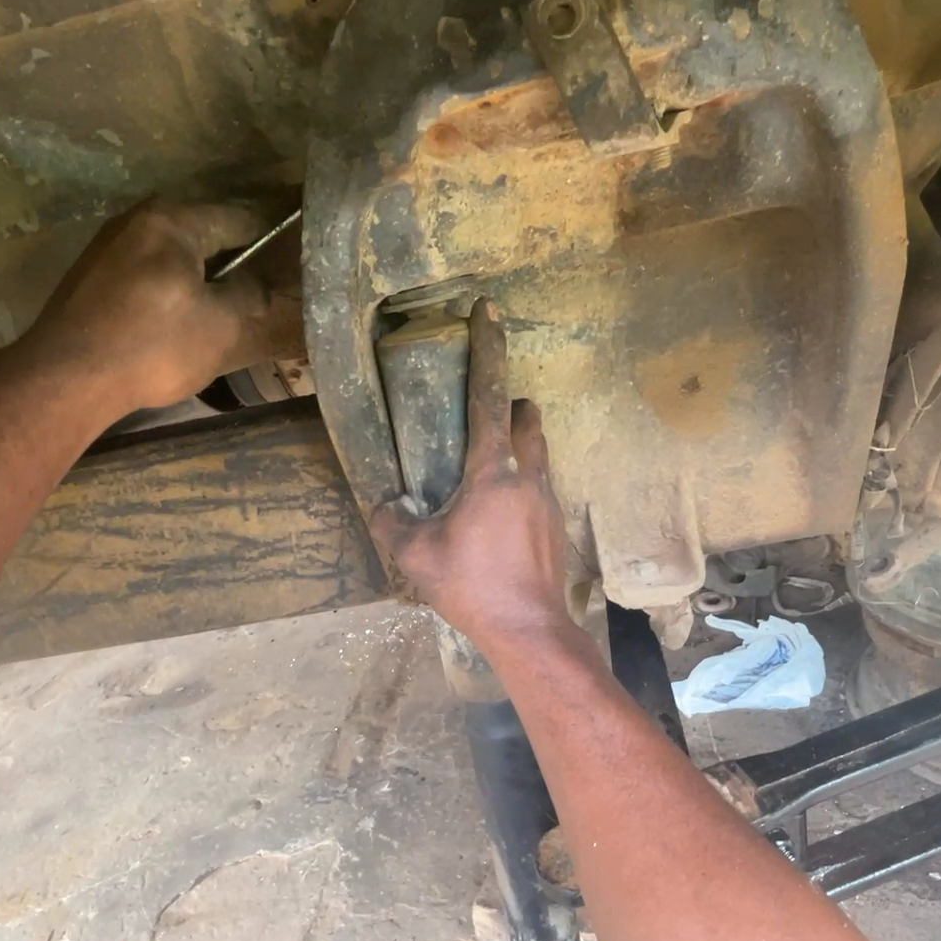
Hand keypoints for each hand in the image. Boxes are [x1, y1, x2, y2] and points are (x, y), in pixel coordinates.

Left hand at [16, 202, 271, 409]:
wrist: (70, 377)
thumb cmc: (156, 346)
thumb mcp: (221, 325)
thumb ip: (248, 295)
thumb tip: (258, 286)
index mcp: (172, 220)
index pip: (239, 219)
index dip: (270, 244)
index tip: (288, 269)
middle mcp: (137, 220)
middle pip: (202, 233)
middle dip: (233, 262)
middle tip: (257, 296)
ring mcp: (109, 245)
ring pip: (173, 254)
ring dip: (201, 277)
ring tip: (221, 311)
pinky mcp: (93, 275)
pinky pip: (148, 271)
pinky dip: (172, 288)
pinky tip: (179, 320)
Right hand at [369, 300, 570, 648]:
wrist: (528, 628)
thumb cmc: (472, 584)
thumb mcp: (416, 555)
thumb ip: (393, 521)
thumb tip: (384, 503)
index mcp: (493, 471)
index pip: (489, 396)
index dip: (488, 350)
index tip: (489, 312)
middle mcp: (528, 475)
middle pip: (526, 418)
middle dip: (509, 404)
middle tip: (482, 416)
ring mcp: (548, 500)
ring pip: (538, 453)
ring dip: (518, 445)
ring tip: (485, 471)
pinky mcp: (556, 525)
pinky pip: (540, 486)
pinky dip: (523, 483)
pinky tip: (500, 516)